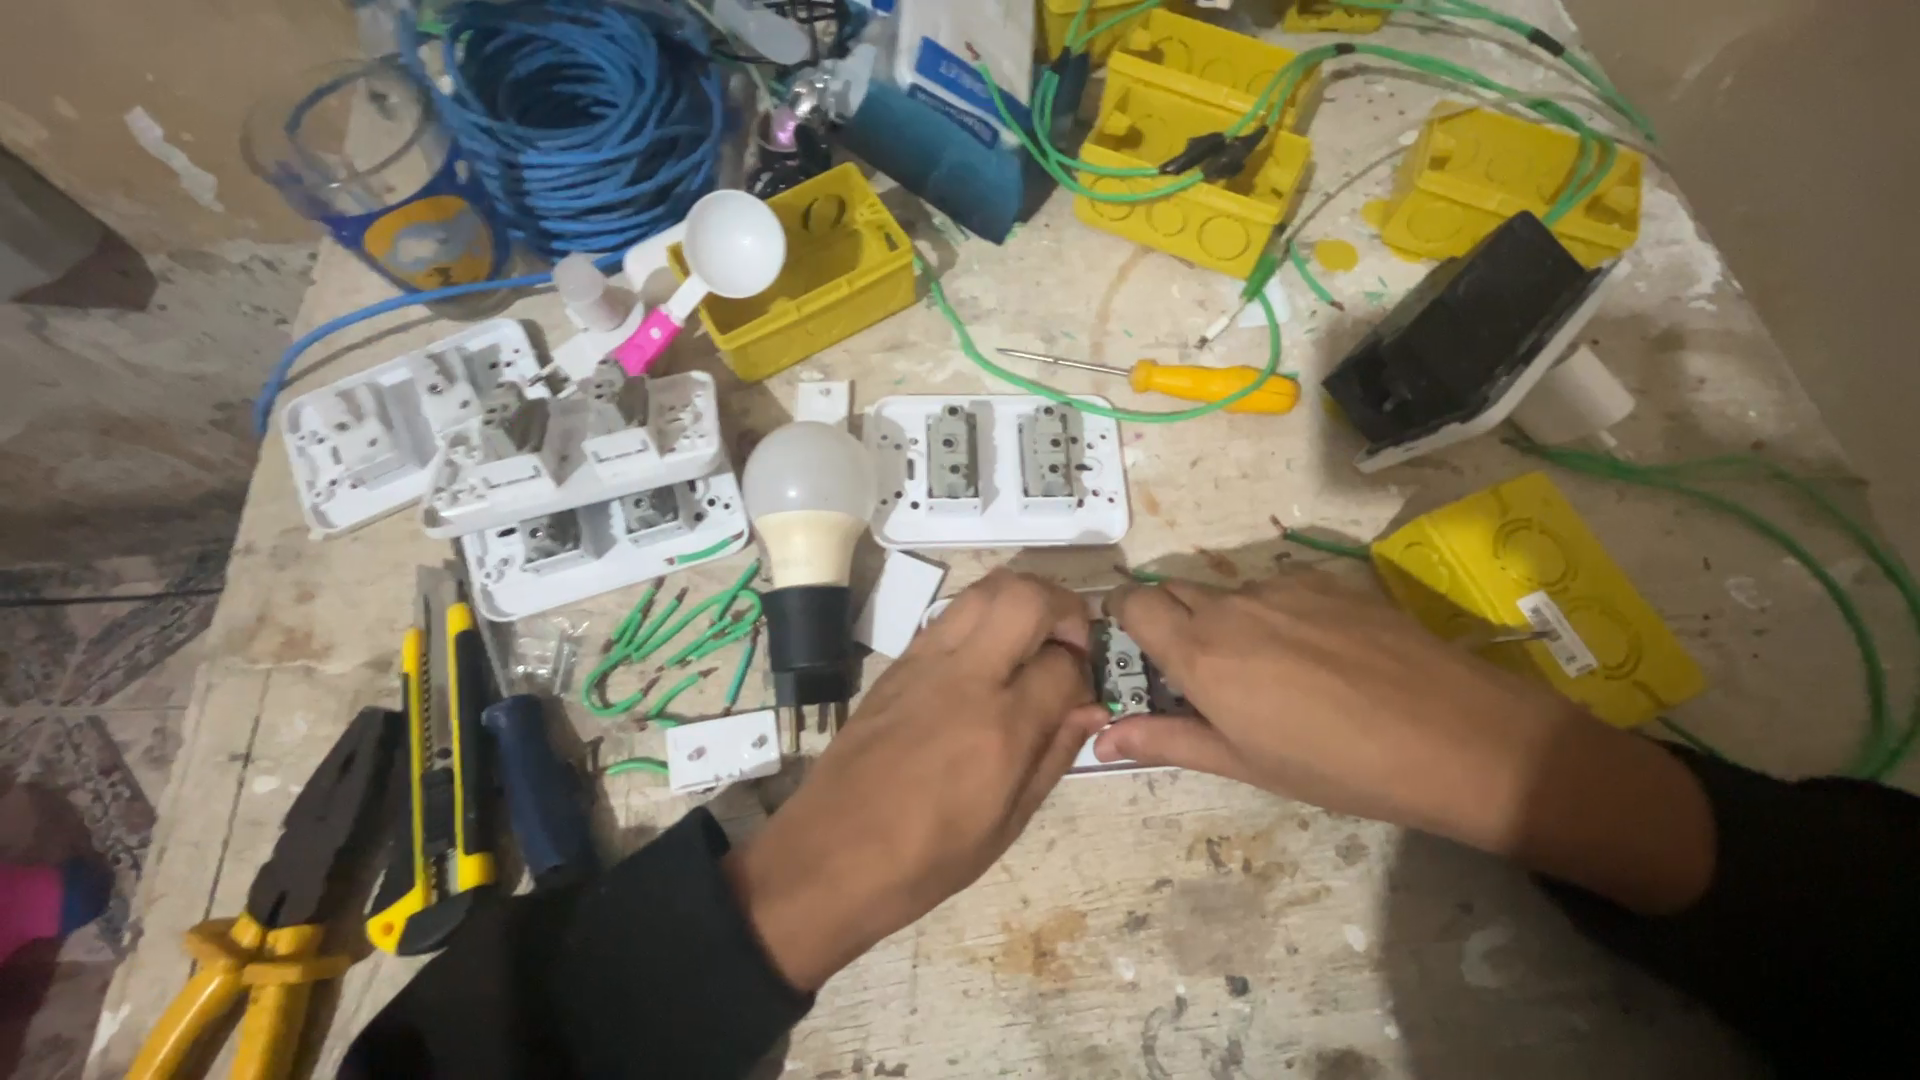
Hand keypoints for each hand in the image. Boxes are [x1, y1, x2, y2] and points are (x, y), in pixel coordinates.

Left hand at [726, 570, 1109, 990]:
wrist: (827, 857)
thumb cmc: (924, 860)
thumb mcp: (1006, 824)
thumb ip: (1053, 755)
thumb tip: (1091, 708)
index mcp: (999, 728)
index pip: (1065, 665)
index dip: (1086, 674)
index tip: (1082, 694)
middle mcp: (964, 678)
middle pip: (1025, 596)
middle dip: (1063, 607)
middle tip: (1070, 644)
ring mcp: (923, 663)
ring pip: (984, 589)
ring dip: (1021, 600)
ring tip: (1032, 640)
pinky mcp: (896, 663)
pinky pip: (950, 615)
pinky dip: (982, 618)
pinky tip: (987, 659)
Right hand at [1097, 570, 1714, 913]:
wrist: (1459, 737)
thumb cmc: (1337, 767)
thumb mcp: (1243, 763)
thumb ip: (1166, 741)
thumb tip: (1101, 737)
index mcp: (1201, 652)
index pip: (1132, 602)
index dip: (1125, 619)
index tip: (1139, 652)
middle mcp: (1232, 606)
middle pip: (1173, 590)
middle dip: (1170, 620)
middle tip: (1198, 672)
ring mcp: (1283, 587)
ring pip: (1227, 592)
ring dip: (1225, 621)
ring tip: (1270, 672)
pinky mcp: (1328, 580)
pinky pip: (1276, 588)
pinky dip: (1273, 613)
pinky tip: (1318, 655)